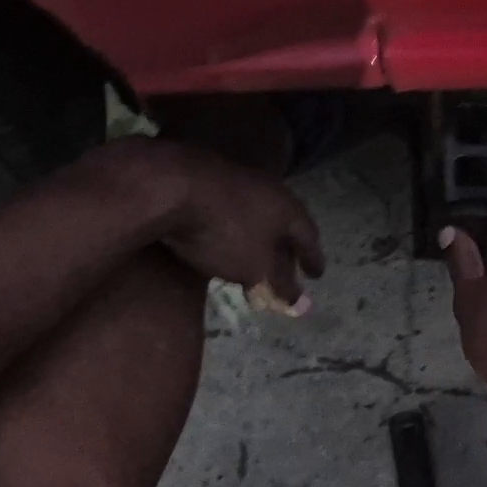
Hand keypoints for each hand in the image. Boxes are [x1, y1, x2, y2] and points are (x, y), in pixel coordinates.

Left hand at [80, 138, 324, 313]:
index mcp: (286, 208)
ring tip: (256, 260)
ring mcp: (233, 181)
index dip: (313, 258)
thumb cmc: (225, 232)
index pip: (308, 236)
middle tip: (288, 270)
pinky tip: (224, 241)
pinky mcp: (203, 181)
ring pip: (254, 216)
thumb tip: (302, 305)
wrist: (169, 186)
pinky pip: (229, 212)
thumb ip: (280, 286)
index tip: (317, 274)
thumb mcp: (256, 268)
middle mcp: (265, 189)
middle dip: (286, 249)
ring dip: (259, 240)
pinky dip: (235, 231)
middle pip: (282, 224)